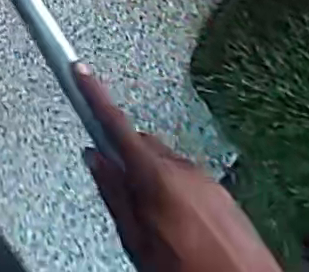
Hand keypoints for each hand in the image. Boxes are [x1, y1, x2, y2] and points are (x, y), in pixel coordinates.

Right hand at [74, 64, 281, 271]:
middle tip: (124, 189)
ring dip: (155, 178)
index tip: (78, 68)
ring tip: (159, 219)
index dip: (92, 93)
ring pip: (166, 164)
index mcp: (156, 177)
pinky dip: (178, 192)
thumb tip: (95, 157)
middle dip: (128, 157)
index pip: (114, 123)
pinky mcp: (229, 201)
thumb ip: (113, 192)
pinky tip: (182, 224)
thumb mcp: (136, 240)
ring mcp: (211, 185)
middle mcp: (185, 172)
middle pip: (141, 144)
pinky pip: (190, 182)